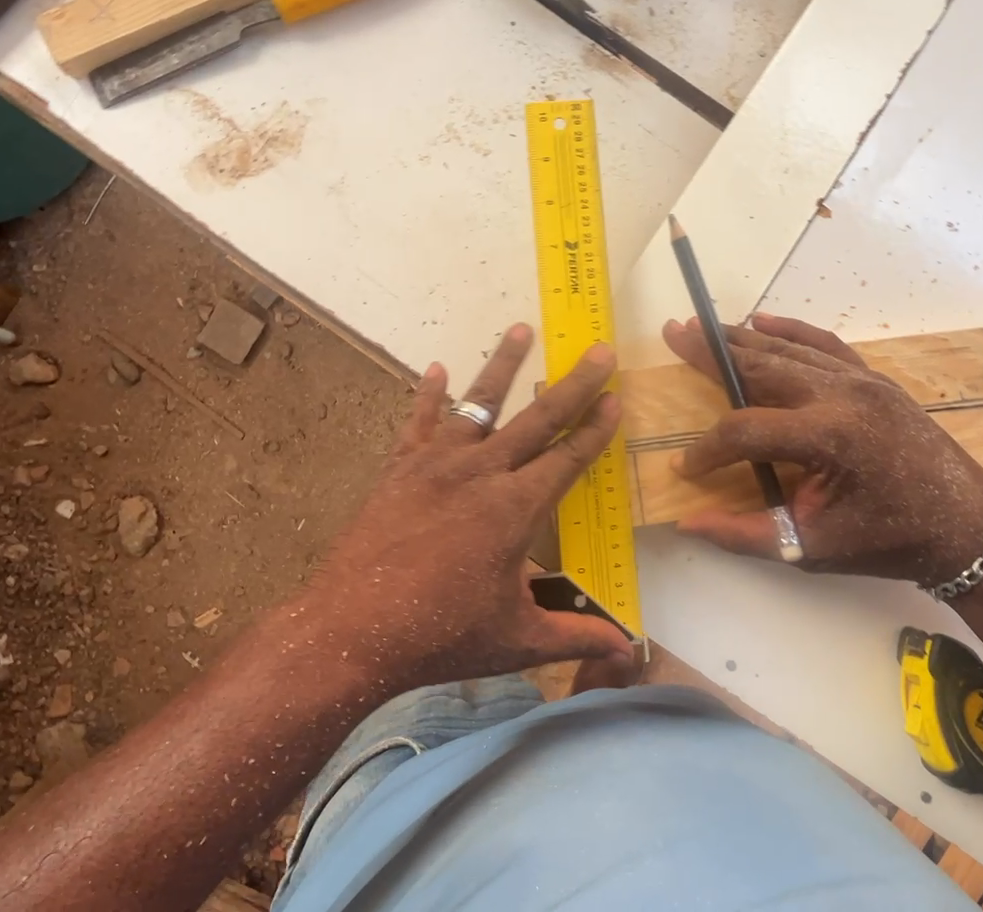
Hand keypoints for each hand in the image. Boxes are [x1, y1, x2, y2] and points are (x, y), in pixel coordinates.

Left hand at [300, 324, 632, 693]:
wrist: (353, 629)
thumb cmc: (440, 635)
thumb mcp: (517, 641)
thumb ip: (575, 638)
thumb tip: (628, 653)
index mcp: (514, 509)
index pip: (567, 459)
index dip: (595, 429)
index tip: (615, 398)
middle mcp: (479, 474)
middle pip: (537, 419)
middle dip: (572, 384)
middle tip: (596, 350)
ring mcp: (435, 466)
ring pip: (477, 405)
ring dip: (502, 366)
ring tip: (520, 329)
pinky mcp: (398, 471)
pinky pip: (417, 423)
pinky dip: (428, 395)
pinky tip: (436, 369)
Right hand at [661, 313, 982, 586]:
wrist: (965, 527)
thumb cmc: (888, 542)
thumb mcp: (813, 548)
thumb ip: (745, 534)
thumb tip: (686, 522)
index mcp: (829, 438)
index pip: (745, 431)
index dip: (708, 450)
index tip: (685, 468)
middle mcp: (843, 396)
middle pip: (760, 368)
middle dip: (711, 354)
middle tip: (674, 332)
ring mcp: (862, 381)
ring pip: (787, 351)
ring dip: (740, 338)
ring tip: (701, 326)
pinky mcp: (874, 379)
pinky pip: (823, 345)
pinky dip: (790, 331)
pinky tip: (760, 321)